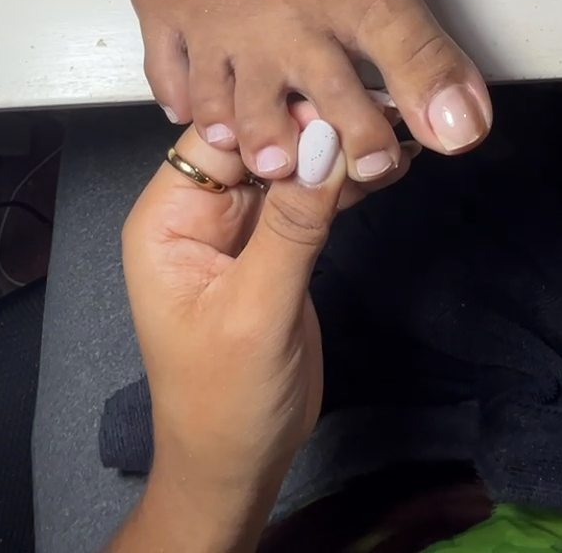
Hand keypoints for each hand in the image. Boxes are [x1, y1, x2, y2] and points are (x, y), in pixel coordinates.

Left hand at [118, 102, 413, 544]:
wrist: (240, 463)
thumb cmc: (224, 398)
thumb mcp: (256, 309)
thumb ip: (293, 224)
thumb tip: (328, 142)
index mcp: (170, 216)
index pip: (222, 138)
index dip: (275, 113)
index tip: (336, 97)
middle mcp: (202, 210)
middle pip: (259, 144)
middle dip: (314, 127)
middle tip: (377, 107)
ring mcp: (242, 226)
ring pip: (290, 168)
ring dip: (336, 153)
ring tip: (391, 130)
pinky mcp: (276, 244)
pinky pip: (309, 199)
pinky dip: (343, 185)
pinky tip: (384, 167)